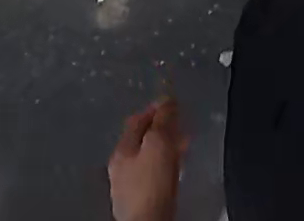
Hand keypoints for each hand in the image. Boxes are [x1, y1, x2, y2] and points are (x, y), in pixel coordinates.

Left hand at [108, 97, 184, 220]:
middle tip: (181, 126)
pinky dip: (165, 167)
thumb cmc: (151, 182)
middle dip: (162, 129)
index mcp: (121, 149)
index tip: (174, 104)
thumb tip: (167, 99)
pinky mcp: (140, 203)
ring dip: (166, 148)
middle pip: (143, 139)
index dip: (156, 108)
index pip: (138, 119)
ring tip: (183, 147)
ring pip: (149, 158)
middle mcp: (120, 166)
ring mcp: (128, 186)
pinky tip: (176, 171)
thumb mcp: (159, 143)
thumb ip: (163, 120)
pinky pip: (154, 176)